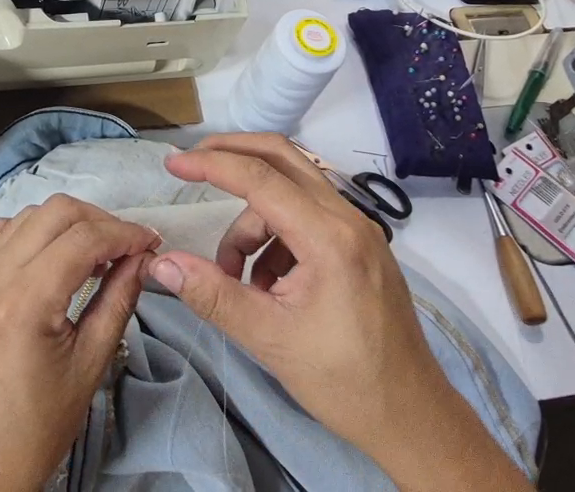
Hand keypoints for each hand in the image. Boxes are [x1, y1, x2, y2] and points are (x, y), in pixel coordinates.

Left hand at [0, 194, 159, 491]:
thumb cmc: (38, 423)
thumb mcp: (91, 363)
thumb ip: (119, 299)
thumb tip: (143, 258)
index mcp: (24, 302)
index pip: (84, 239)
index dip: (125, 234)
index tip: (151, 243)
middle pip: (55, 212)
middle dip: (99, 221)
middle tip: (126, 246)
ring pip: (27, 214)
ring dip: (66, 223)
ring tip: (93, 253)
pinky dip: (31, 231)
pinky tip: (51, 256)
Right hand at [147, 135, 529, 491]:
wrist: (413, 418)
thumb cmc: (344, 381)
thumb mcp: (269, 339)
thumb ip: (212, 294)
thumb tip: (161, 263)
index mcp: (330, 237)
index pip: (261, 178)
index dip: (211, 165)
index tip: (172, 164)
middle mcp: (348, 219)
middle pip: (283, 158)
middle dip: (232, 155)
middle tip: (190, 166)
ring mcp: (358, 229)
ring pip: (291, 191)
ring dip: (252, 219)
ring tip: (234, 276)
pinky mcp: (359, 245)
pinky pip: (307, 216)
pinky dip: (275, 236)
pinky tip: (266, 283)